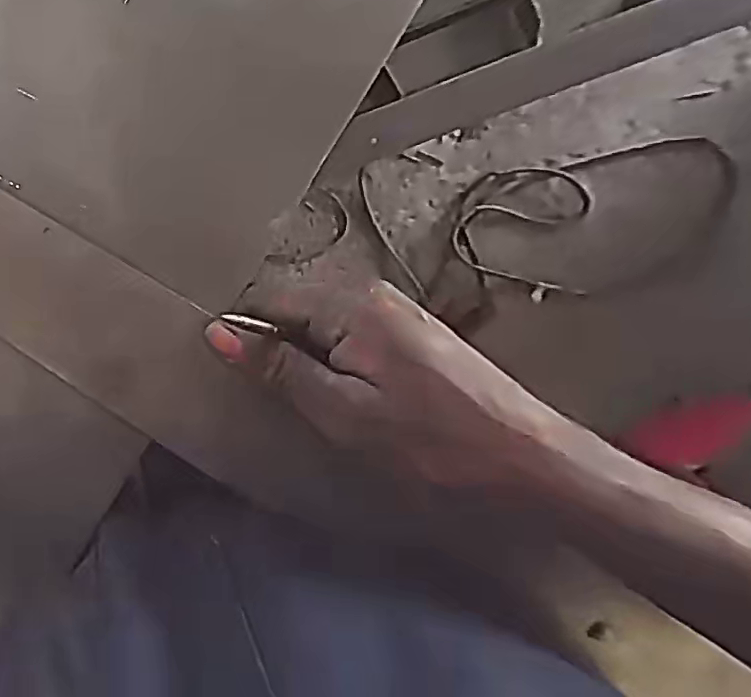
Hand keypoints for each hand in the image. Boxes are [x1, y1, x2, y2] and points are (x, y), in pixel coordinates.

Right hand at [204, 267, 584, 492]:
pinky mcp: (408, 328)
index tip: (236, 375)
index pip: (267, 301)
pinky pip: (347, 331)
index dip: (245, 336)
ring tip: (313, 398)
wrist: (532, 460)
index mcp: (349, 302)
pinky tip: (348, 392)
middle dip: (276, 346)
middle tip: (280, 395)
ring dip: (305, 355)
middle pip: (294, 308)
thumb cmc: (431, 440)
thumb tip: (217, 332)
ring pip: (319, 321)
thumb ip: (278, 367)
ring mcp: (392, 307)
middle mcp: (368, 291)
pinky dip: (332, 357)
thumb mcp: (343, 411)